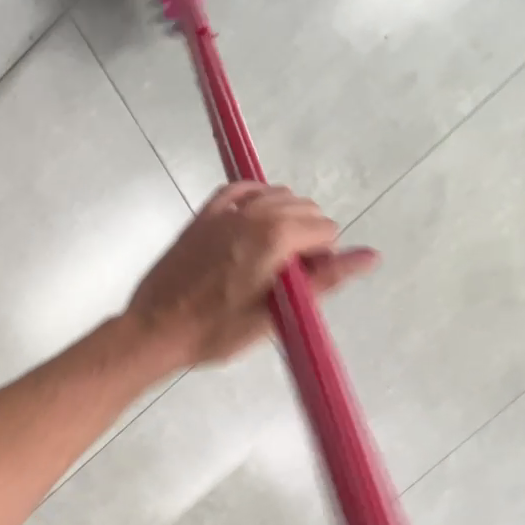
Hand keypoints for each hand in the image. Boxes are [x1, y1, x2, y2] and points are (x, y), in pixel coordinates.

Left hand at [119, 182, 377, 368]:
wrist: (153, 332)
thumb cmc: (212, 333)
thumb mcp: (273, 315)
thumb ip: (323, 281)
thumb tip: (371, 256)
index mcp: (275, 237)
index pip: (325, 231)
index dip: (320, 259)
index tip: (298, 285)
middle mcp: (253, 215)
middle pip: (304, 209)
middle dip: (304, 237)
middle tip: (282, 276)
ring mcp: (224, 214)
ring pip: (276, 196)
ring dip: (282, 218)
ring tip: (266, 258)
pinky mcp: (201, 219)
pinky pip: (238, 191)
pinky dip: (253, 200)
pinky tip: (250, 224)